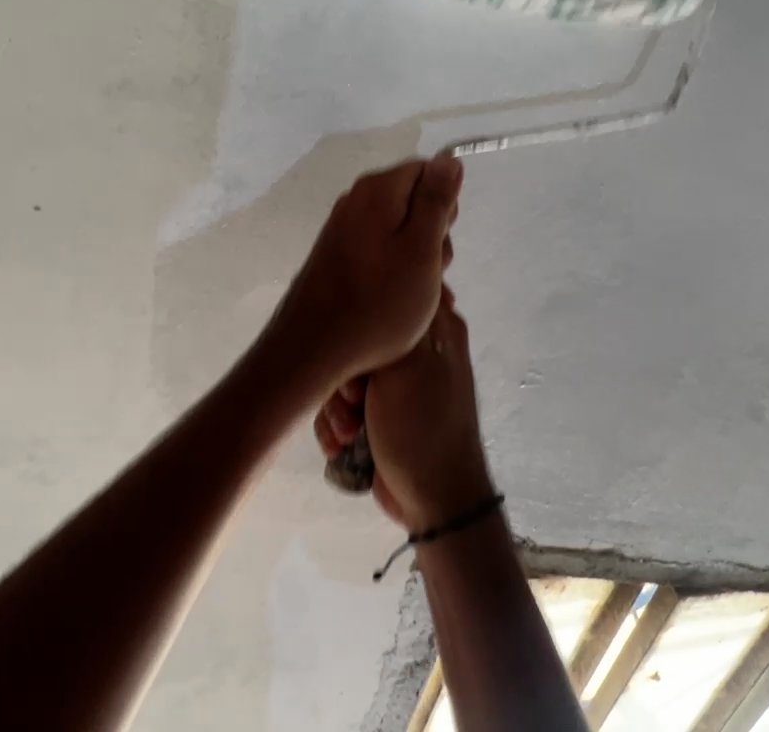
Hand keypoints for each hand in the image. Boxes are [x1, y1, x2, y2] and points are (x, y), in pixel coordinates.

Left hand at [262, 154, 462, 397]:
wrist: (313, 349)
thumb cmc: (379, 302)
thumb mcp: (422, 249)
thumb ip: (436, 201)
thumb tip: (448, 159)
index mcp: (378, 191)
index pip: (428, 172)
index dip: (444, 206)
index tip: (441, 243)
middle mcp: (356, 201)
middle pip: (413, 201)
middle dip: (432, 236)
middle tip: (431, 274)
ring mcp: (343, 230)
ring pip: (399, 231)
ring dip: (417, 260)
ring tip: (416, 297)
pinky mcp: (336, 256)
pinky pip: (380, 252)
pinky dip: (395, 273)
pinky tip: (396, 303)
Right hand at [315, 290, 493, 529]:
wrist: (433, 497)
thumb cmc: (423, 424)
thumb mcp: (411, 361)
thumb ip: (396, 317)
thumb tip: (396, 271)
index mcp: (433, 326)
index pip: (389, 291)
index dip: (361, 310)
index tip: (350, 338)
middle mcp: (413, 348)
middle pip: (355, 335)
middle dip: (340, 372)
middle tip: (351, 398)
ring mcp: (393, 383)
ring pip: (341, 372)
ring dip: (335, 405)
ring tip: (346, 431)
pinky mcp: (376, 413)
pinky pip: (340, 404)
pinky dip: (336, 424)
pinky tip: (340, 444)